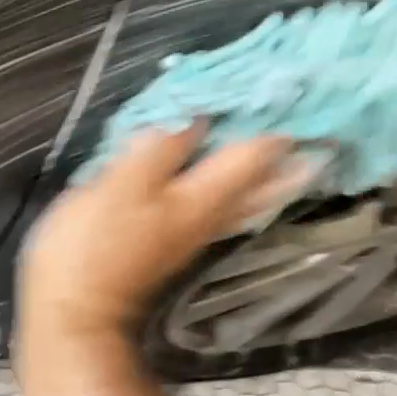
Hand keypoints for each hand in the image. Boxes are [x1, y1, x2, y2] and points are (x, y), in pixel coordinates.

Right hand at [20, 126, 307, 334]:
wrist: (72, 311)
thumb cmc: (88, 247)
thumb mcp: (114, 189)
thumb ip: (156, 152)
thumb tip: (194, 114)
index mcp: (198, 196)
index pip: (250, 149)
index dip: (269, 116)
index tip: (294, 84)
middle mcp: (207, 215)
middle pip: (260, 181)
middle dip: (287, 153)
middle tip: (324, 126)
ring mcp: (190, 236)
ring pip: (248, 202)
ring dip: (274, 180)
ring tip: (303, 162)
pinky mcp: (168, 249)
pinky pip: (223, 214)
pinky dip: (242, 197)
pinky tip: (241, 196)